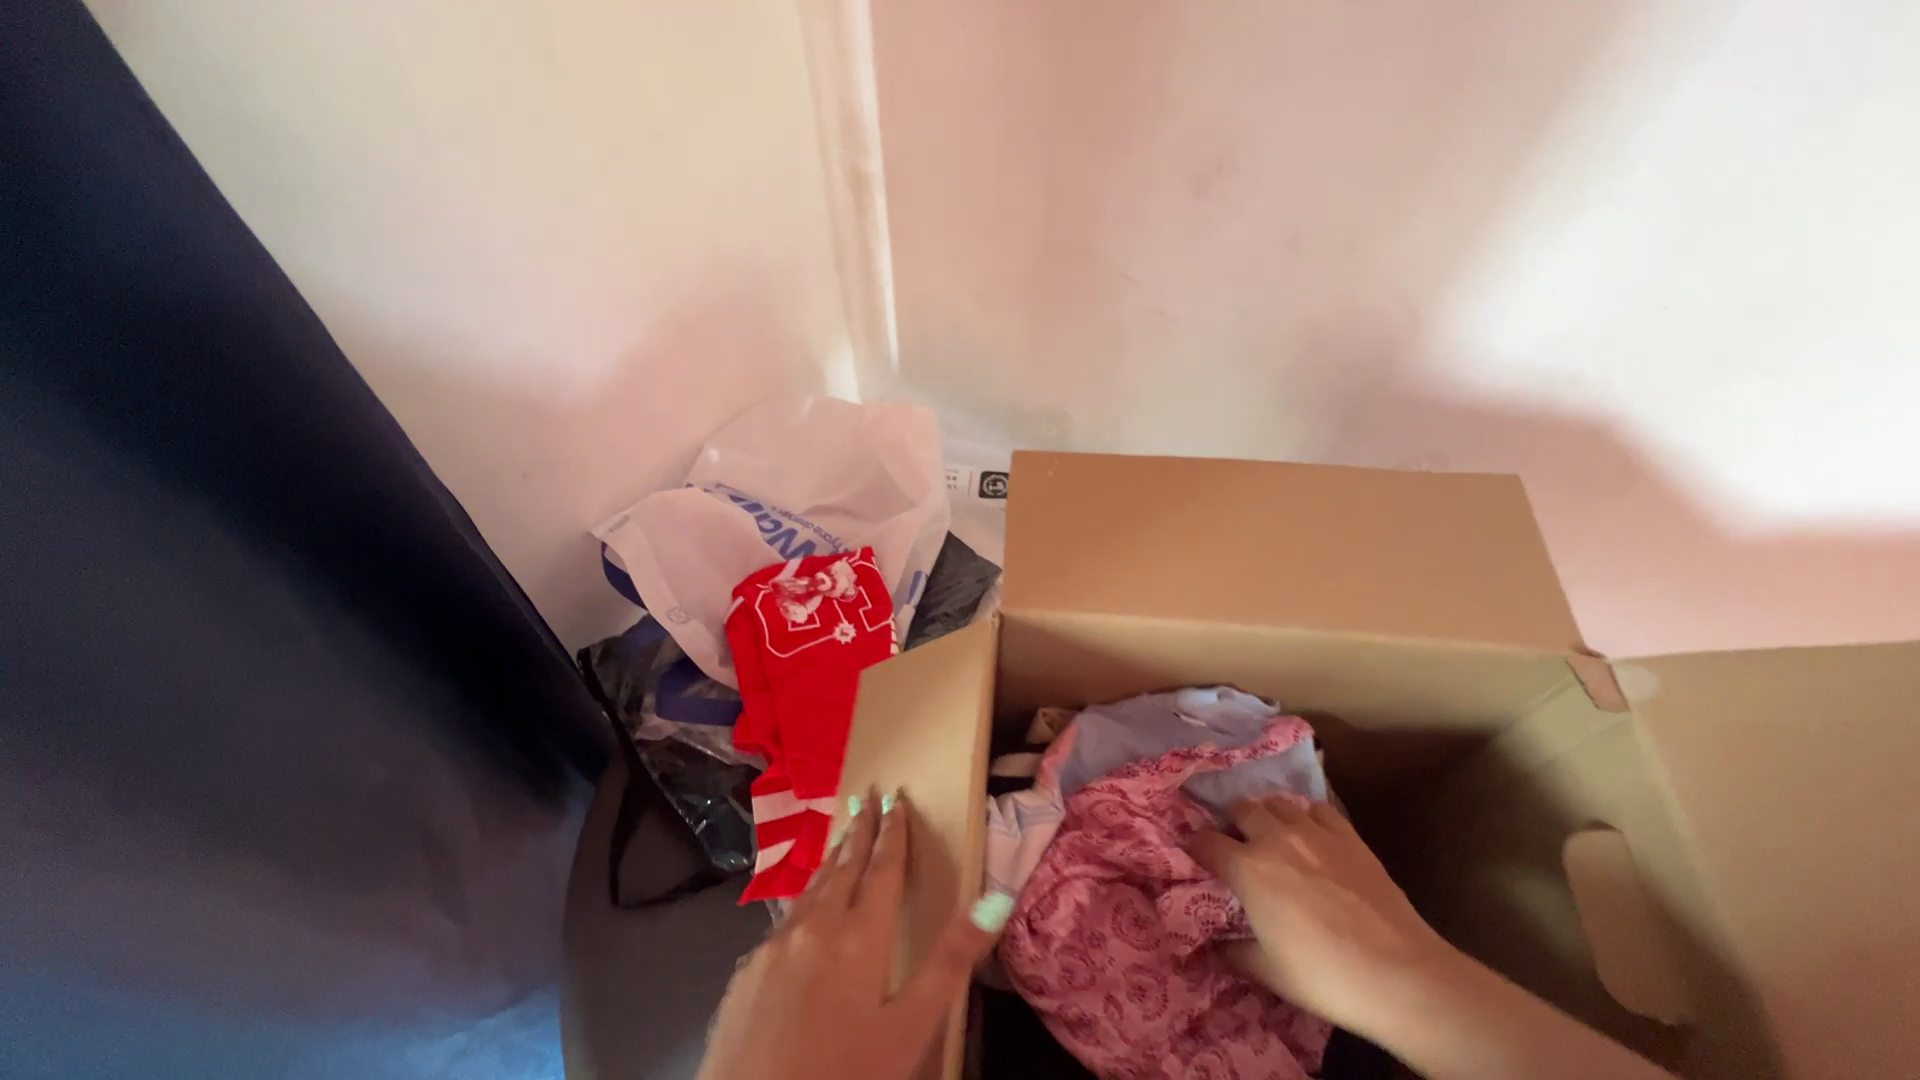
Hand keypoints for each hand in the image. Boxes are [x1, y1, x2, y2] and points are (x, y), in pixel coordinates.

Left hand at [696, 790, 1005, 1079]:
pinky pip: (786, 918)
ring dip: (832, 860)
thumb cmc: (846, 1075)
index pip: (883, 868)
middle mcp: (815, 927)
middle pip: (843, 867)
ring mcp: (774, 947)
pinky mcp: (746, 972)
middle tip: (868, 796)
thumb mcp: (912, 1026)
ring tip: (844, 836)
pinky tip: (806, 906)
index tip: (897, 799)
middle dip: (860, 830)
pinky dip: (806, 896)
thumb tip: (997, 896)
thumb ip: (951, 959)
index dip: (893, 832)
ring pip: (811, 888)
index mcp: (860, 935)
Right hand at [1188, 795, 1465, 1038]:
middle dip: (1231, 824)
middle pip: (1240, 809)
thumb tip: (1213, 945)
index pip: (1204, 841)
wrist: (1401, 975)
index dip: (1193, 846)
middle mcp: (1275, 839)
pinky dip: (1306, 817)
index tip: (1194, 856)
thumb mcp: (1267, 973)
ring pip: (1277, 802)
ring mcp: (1315, 832)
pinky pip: (1317, 808)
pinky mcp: (1349, 836)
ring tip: (1272, 837)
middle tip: (1236, 847)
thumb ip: (1232, 952)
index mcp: (1247, 870)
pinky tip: (1312, 837)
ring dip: (1267, 816)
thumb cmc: (1325, 977)